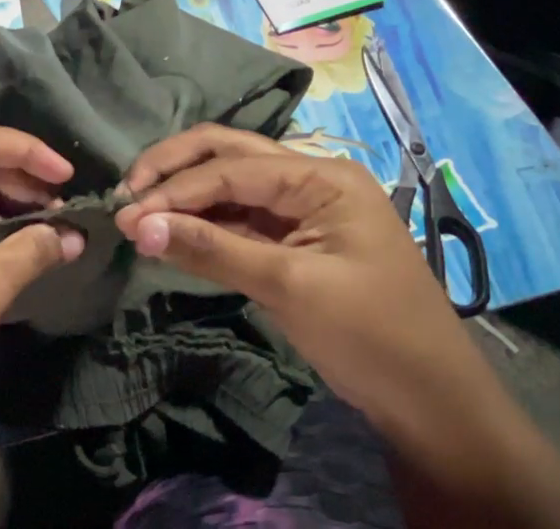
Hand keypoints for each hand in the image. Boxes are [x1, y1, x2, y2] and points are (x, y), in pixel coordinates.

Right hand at [116, 126, 559, 527]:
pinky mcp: (290, 239)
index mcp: (322, 178)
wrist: (433, 404)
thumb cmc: (373, 336)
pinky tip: (168, 234)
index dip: (173, 188)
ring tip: (137, 216)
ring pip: (225, 185)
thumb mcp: (289, 288)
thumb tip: (136, 225)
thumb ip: (211, 249)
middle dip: (171, 170)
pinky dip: (199, 223)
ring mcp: (301, 209)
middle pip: (224, 154)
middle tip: (125, 193)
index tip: (125, 215)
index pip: (229, 167)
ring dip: (181, 196)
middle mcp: (309, 180)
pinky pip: (235, 218)